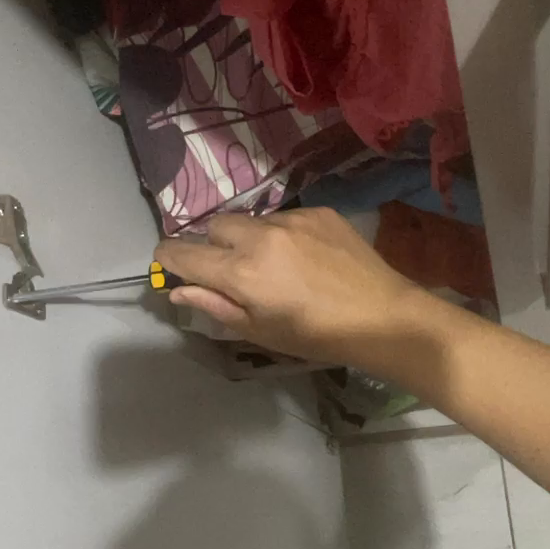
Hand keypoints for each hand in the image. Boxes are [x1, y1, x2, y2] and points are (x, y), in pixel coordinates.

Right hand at [155, 209, 432, 367]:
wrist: (382, 316)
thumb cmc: (315, 336)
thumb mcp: (259, 331)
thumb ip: (214, 306)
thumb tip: (177, 291)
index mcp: (241, 271)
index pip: (182, 252)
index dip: (167, 258)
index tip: (168, 266)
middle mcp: (260, 236)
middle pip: (214, 227)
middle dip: (213, 246)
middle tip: (233, 274)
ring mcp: (292, 219)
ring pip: (250, 221)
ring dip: (248, 239)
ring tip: (274, 267)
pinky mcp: (319, 212)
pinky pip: (284, 218)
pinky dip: (281, 235)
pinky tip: (304, 259)